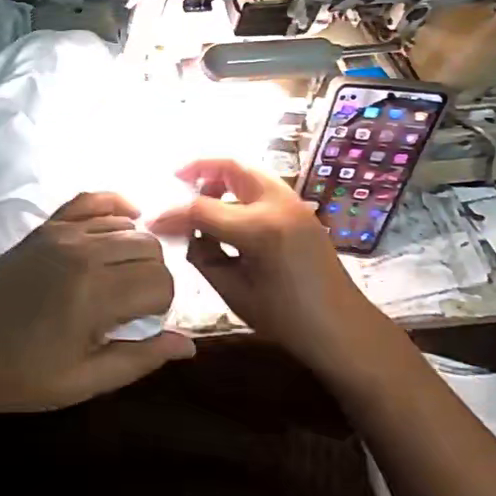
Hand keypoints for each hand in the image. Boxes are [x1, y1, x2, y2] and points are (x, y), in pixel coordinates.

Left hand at [0, 192, 194, 418]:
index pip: (161, 282)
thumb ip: (139, 359)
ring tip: (122, 278)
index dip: (162, 306)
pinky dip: (115, 205)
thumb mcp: (83, 382)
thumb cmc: (20, 376)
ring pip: (127, 225)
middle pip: (149, 248)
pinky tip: (127, 218)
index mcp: (94, 295)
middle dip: (154, 277)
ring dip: (136, 250)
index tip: (143, 325)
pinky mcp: (45, 226)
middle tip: (134, 306)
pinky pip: (91, 200)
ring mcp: (62, 234)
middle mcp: (84, 253)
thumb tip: (188, 346)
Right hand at [147, 159, 400, 377]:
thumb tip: (183, 233)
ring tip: (200, 197)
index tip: (152, 221)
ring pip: (249, 171)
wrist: (343, 328)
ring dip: (221, 176)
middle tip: (176, 179)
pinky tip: (227, 211)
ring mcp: (294, 202)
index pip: (202, 209)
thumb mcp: (235, 291)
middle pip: (231, 167)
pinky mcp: (301, 209)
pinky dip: (240, 188)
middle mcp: (278, 204)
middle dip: (200, 168)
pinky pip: (262, 185)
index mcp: (260, 229)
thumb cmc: (287, 320)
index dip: (173, 214)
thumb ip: (204, 256)